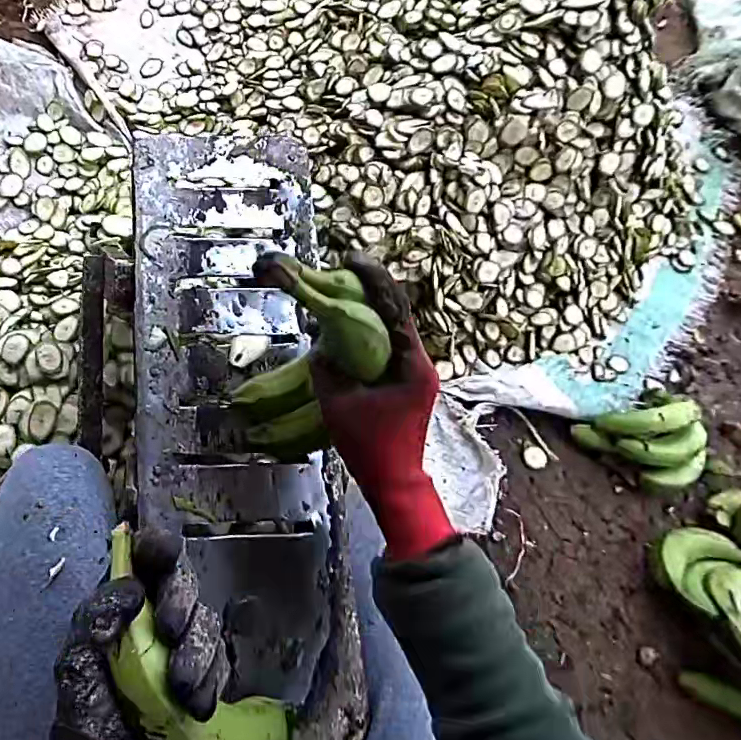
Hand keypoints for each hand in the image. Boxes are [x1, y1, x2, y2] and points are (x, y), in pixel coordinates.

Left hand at [20, 530, 232, 739]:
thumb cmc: (88, 722)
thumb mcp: (78, 665)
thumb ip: (96, 617)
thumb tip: (129, 585)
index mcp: (117, 608)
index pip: (140, 561)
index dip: (155, 546)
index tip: (162, 549)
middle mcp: (150, 619)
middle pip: (180, 582)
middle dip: (181, 598)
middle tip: (171, 627)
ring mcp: (179, 648)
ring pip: (204, 621)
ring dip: (197, 649)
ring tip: (180, 684)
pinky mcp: (202, 677)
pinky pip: (220, 662)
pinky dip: (211, 678)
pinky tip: (195, 702)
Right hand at [308, 254, 454, 559]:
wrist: (394, 480)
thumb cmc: (370, 445)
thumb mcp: (337, 403)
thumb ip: (327, 368)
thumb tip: (321, 345)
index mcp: (411, 365)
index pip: (394, 310)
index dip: (373, 281)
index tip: (351, 259)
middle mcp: (419, 363)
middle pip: (395, 314)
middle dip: (369, 289)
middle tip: (341, 269)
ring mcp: (415, 372)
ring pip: (390, 329)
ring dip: (367, 310)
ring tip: (339, 292)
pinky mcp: (406, 382)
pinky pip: (385, 347)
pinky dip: (366, 332)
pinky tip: (345, 326)